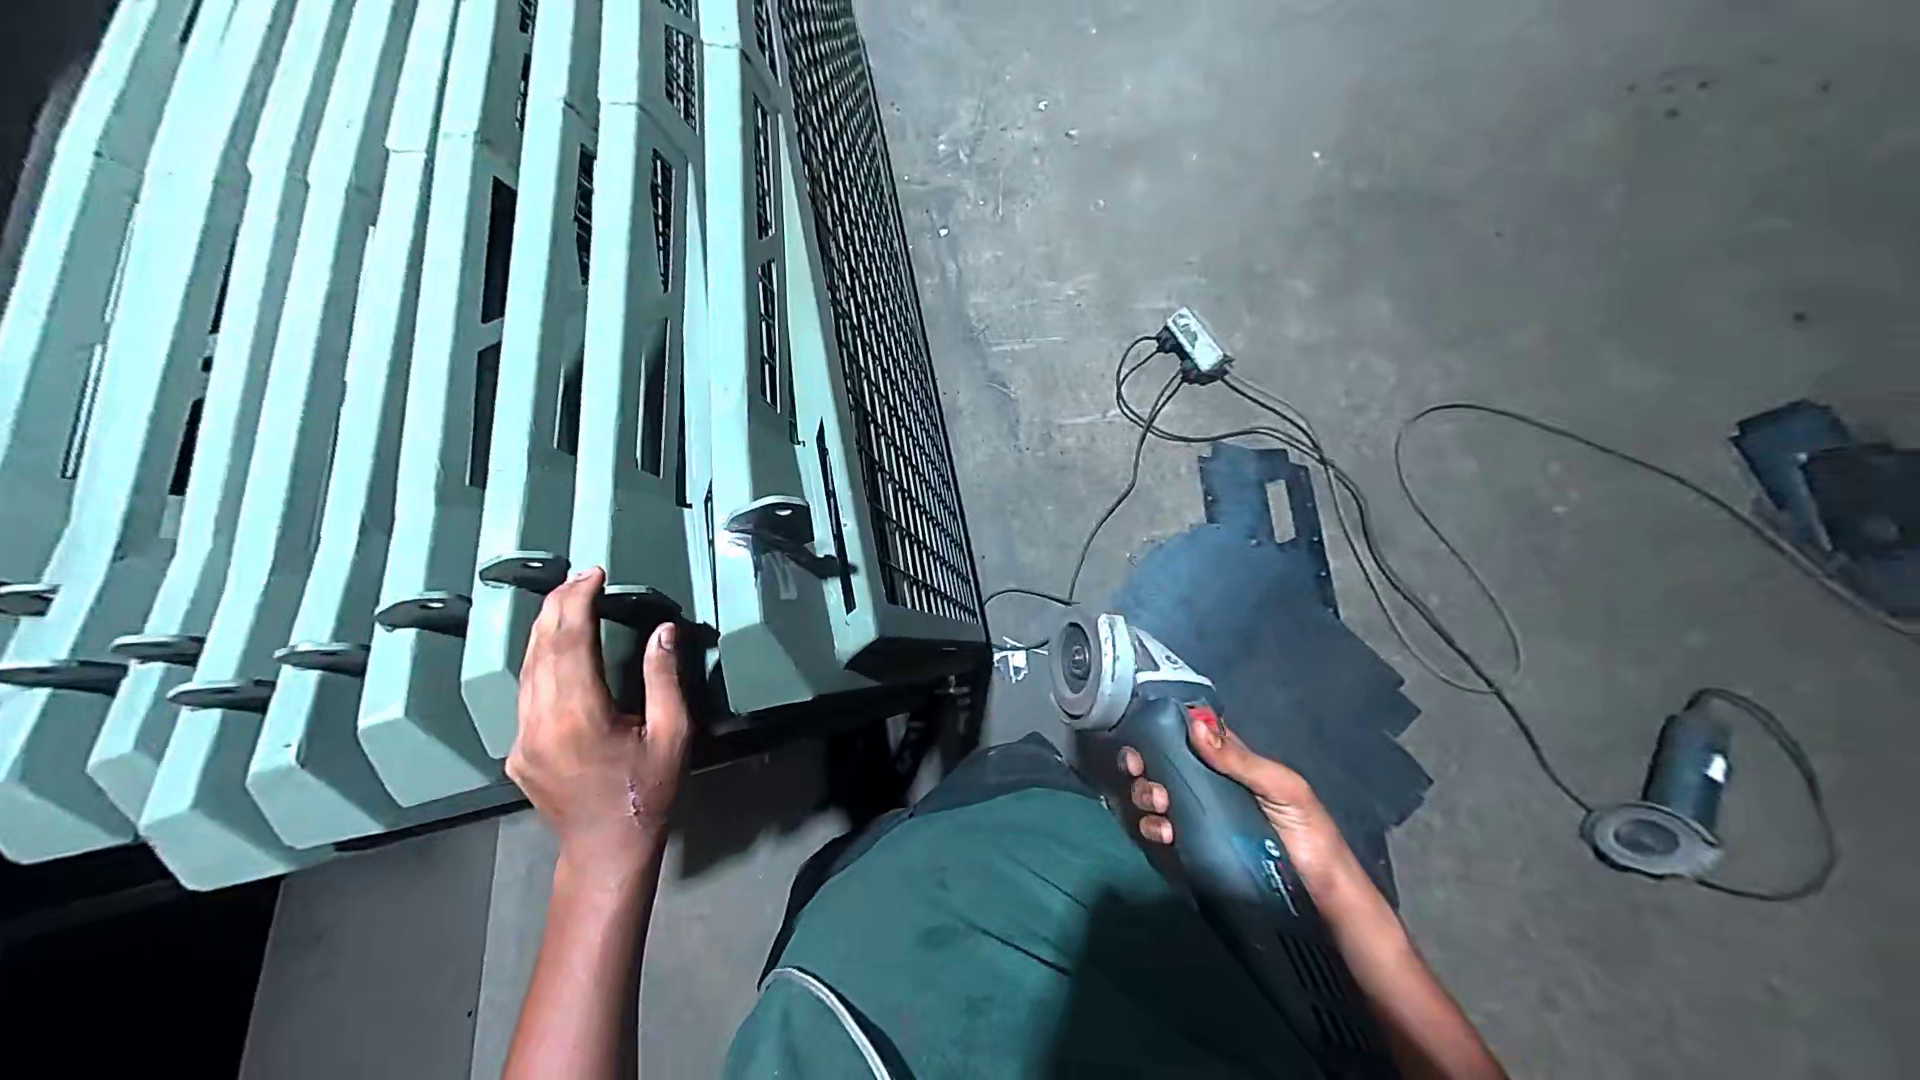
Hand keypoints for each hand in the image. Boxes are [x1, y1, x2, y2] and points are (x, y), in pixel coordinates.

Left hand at [508, 567, 690, 878]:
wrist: (606, 847)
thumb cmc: (648, 790)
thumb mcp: (673, 733)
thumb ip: (665, 678)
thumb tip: (663, 630)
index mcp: (580, 714)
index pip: (569, 640)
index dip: (579, 601)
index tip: (594, 574)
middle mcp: (541, 721)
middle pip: (540, 647)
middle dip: (558, 604)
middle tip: (581, 576)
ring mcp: (522, 737)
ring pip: (525, 667)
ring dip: (545, 628)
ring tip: (567, 599)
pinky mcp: (517, 749)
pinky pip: (524, 691)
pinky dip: (539, 658)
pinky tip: (555, 647)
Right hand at [1121, 710, 1346, 877]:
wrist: (1320, 896)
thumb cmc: (1309, 832)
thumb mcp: (1282, 787)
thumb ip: (1240, 759)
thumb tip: (1195, 725)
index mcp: (1227, 763)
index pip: (1187, 736)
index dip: (1160, 731)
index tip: (1141, 736)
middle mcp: (1205, 785)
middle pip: (1160, 766)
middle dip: (1143, 766)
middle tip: (1143, 773)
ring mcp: (1195, 817)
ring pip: (1154, 797)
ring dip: (1145, 797)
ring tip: (1160, 808)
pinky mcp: (1190, 849)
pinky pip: (1158, 832)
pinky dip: (1151, 829)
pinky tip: (1164, 834)